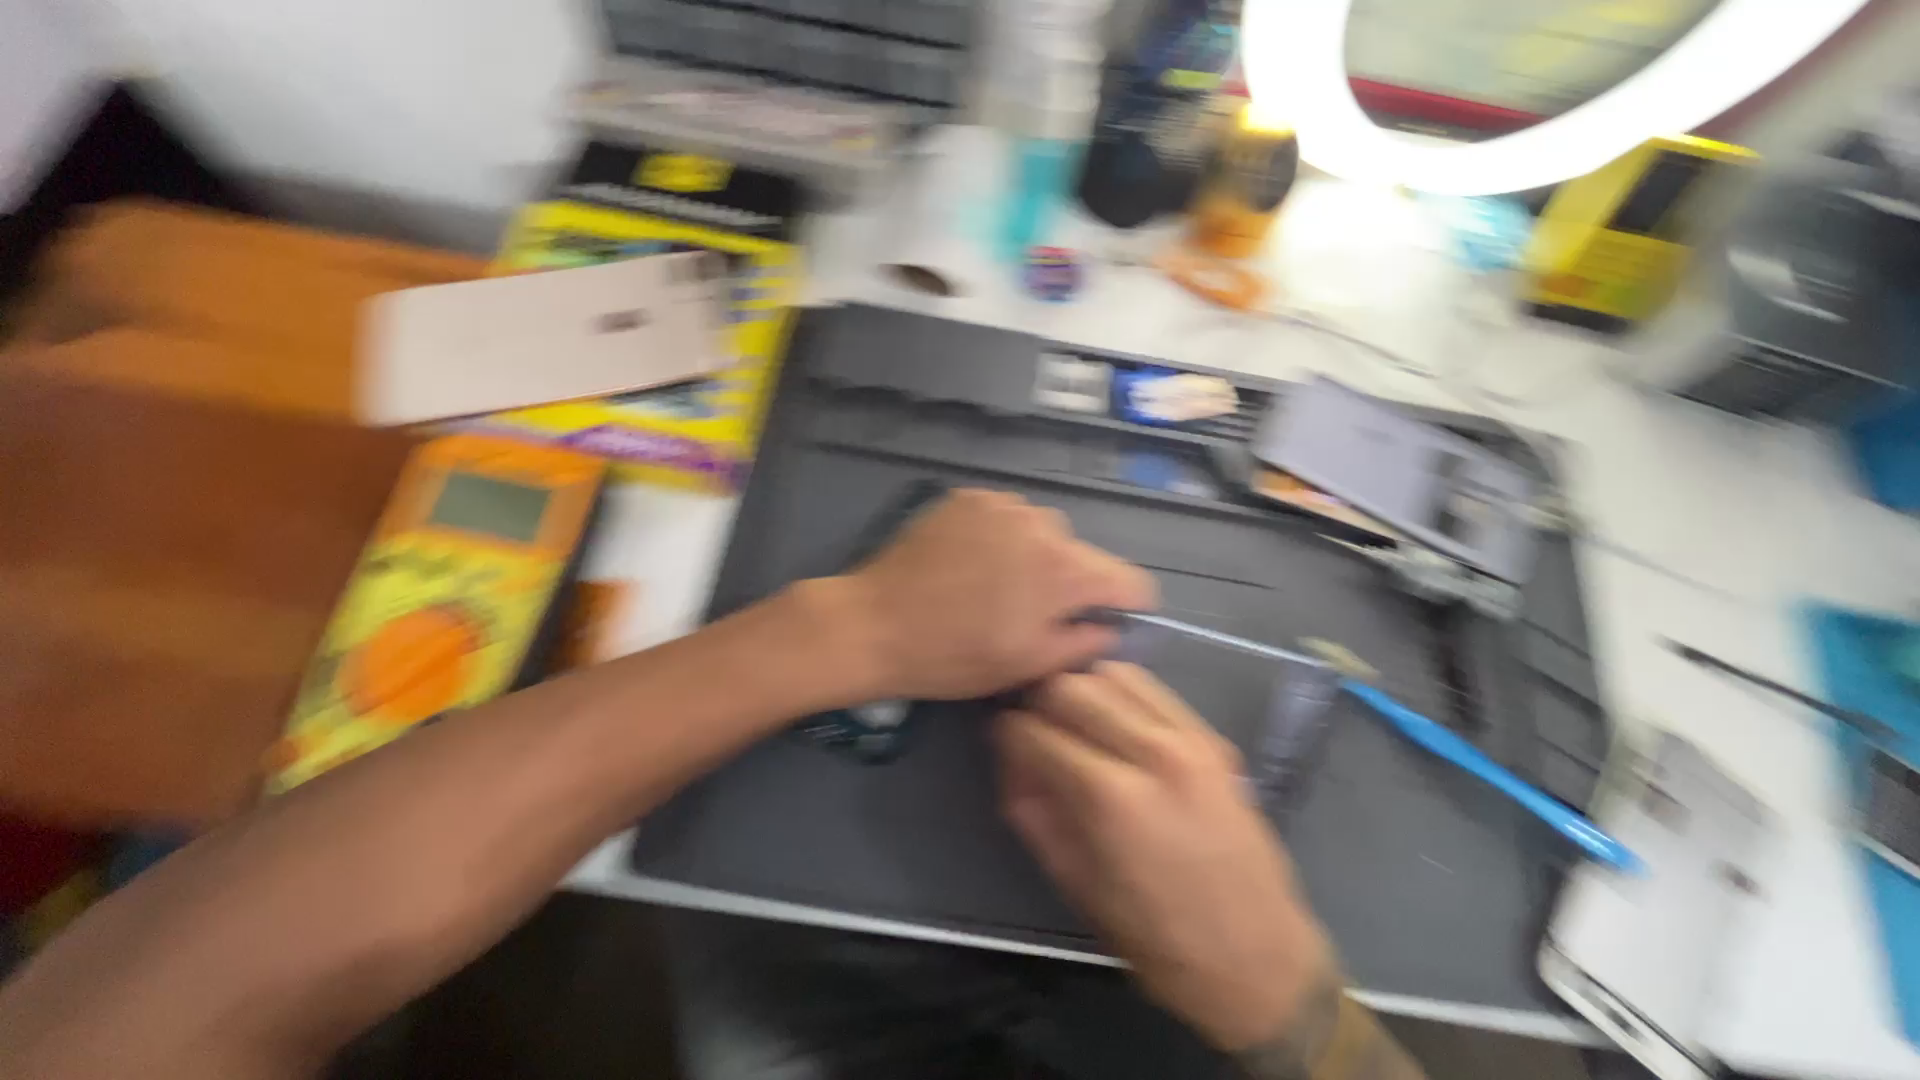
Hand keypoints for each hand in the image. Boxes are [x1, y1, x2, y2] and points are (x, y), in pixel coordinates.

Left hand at [828, 489, 1155, 700]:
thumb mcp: (1027, 664)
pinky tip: (970, 564)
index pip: (1130, 581)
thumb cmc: (953, 656)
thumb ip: (1085, 642)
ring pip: (1044, 533)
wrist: (872, 623)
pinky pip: (1007, 517)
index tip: (1105, 625)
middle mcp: (1042, 524)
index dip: (1126, 607)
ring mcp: (1002, 505)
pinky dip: (1002, 539)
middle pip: (1083, 556)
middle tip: (1030, 616)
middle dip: (1070, 585)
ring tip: (993, 588)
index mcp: (1064, 570)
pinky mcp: (968, 498)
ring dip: (1034, 557)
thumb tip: (1116, 627)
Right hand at [993, 663, 1339, 1053]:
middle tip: (1032, 729)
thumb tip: (1011, 762)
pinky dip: (1121, 691)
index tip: (1000, 742)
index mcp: (1111, 798)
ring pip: (1113, 673)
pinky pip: (1154, 689)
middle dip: (1037, 702)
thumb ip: (1033, 814)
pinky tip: (1112, 719)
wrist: (1259, 959)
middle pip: (1070, 688)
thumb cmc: (1157, 938)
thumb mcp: (1076, 884)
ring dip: (1080, 689)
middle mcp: (1151, 752)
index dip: (1006, 733)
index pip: (1035, 732)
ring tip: (1071, 719)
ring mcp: (1190, 740)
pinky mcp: (1214, 739)